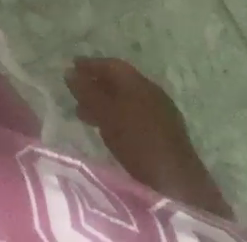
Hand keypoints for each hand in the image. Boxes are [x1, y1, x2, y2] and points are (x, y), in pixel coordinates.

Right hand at [66, 57, 231, 218]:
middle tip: (76, 92)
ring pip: (127, 100)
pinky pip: (135, 115)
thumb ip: (86, 92)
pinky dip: (118, 116)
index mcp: (138, 83)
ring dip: (106, 103)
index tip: (72, 67)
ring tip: (85, 114)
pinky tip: (109, 130)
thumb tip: (69, 72)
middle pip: (121, 82)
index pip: (111, 65)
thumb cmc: (136, 140)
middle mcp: (152, 93)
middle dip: (97, 85)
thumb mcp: (105, 113)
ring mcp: (162, 113)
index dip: (90, 65)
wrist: (177, 182)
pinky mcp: (166, 133)